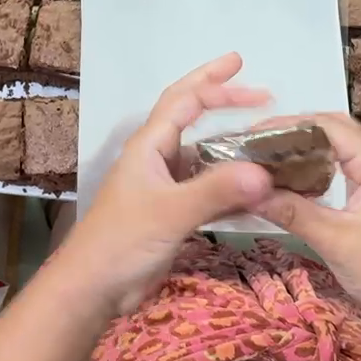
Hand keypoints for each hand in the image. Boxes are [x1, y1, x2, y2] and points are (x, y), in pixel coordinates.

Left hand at [53, 53, 274, 315]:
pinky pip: (207, 187)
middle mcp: (156, 158)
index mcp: (149, 146)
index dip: (214, 83)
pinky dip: (231, 183)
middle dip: (218, 95)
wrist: (95, 286)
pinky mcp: (172, 212)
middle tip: (254, 83)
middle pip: (189, 115)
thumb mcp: (170, 212)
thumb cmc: (122, 241)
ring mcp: (164, 185)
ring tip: (265, 137)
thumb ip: (215, 191)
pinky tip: (256, 189)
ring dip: (231, 142)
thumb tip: (265, 172)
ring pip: (202, 153)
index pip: (184, 101)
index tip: (248, 74)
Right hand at [251, 113, 360, 342]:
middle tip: (252, 148)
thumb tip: (247, 191)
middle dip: (291, 135)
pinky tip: (289, 184)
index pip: (326, 125)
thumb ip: (291, 212)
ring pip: (335, 151)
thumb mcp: (336, 243)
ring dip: (302, 152)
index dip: (286, 126)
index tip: (250, 138)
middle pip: (331, 131)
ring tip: (262, 162)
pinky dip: (313, 171)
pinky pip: (340, 171)